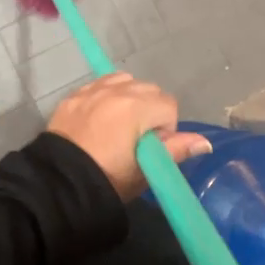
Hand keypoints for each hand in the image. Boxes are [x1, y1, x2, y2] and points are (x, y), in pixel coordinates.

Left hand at [46, 73, 211, 198]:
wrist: (60, 184)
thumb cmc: (109, 179)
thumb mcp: (145, 170)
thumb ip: (175, 150)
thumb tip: (204, 141)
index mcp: (136, 106)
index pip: (169, 105)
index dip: (166, 129)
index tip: (152, 149)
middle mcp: (115, 90)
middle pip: (148, 89)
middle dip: (150, 110)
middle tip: (137, 140)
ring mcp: (91, 90)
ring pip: (123, 81)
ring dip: (128, 98)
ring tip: (119, 127)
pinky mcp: (73, 96)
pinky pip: (99, 85)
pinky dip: (106, 96)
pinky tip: (99, 120)